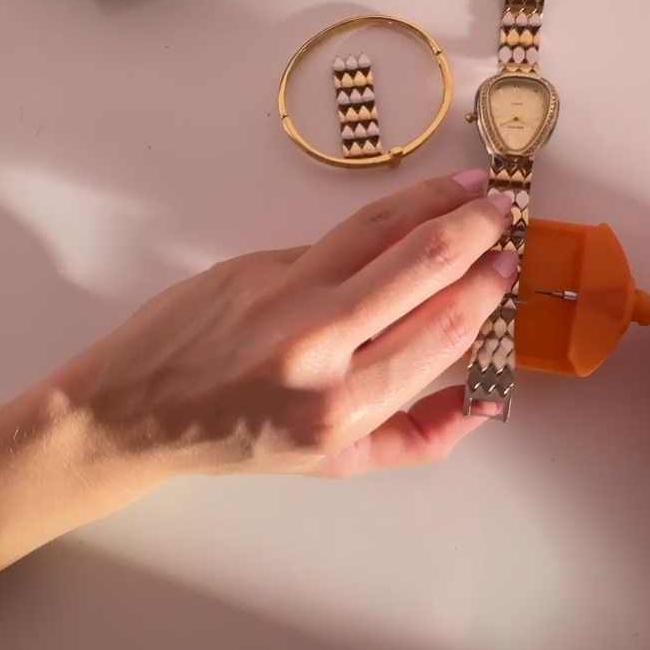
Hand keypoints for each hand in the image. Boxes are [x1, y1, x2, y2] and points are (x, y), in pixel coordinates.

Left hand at [55, 171, 515, 478]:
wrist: (142, 407)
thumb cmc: (241, 440)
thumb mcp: (335, 464)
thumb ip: (418, 439)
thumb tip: (485, 400)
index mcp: (343, 406)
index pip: (441, 330)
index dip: (485, 291)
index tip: (507, 265)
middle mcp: (317, 344)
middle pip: (420, 265)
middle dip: (475, 230)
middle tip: (502, 210)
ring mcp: (282, 294)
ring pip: (377, 229)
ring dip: (434, 200)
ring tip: (469, 185)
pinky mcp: (254, 263)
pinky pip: (329, 240)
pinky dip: (375, 225)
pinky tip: (401, 215)